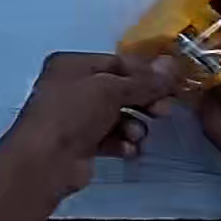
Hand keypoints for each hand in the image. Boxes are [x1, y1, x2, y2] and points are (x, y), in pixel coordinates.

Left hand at [0, 52, 181, 197]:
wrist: (46, 158)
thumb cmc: (74, 112)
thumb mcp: (110, 89)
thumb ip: (143, 81)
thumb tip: (171, 64)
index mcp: (70, 65)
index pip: (116, 62)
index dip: (145, 73)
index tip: (174, 85)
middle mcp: (70, 86)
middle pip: (119, 89)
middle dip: (144, 101)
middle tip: (164, 112)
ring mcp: (74, 115)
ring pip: (118, 115)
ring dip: (134, 125)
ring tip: (135, 135)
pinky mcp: (80, 141)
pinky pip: (111, 137)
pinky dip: (121, 142)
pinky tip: (125, 149)